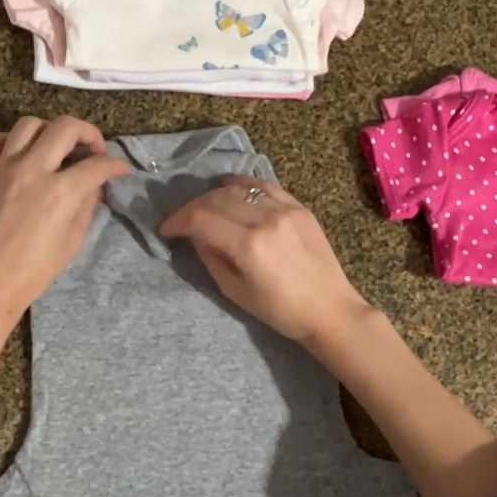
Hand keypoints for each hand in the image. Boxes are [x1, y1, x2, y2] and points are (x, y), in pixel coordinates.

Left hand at [0, 115, 130, 331]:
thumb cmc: (31, 273)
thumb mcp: (71, 242)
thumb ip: (86, 207)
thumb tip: (93, 185)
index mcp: (60, 192)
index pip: (97, 165)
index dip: (115, 165)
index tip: (120, 168)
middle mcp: (32, 170)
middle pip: (66, 127)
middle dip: (89, 133)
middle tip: (93, 148)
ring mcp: (1, 168)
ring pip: (29, 124)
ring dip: (49, 131)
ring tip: (55, 148)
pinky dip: (10, 140)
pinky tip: (18, 155)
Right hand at [158, 175, 373, 343]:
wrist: (330, 310)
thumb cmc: (281, 311)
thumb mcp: (236, 292)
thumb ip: (211, 258)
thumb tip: (194, 235)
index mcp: (249, 246)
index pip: (201, 219)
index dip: (177, 221)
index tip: (166, 230)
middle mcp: (267, 219)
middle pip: (217, 199)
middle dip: (192, 208)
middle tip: (182, 221)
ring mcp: (286, 209)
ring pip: (239, 188)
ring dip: (215, 195)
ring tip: (204, 208)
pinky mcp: (300, 207)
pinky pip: (265, 186)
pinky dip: (244, 184)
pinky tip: (231, 187)